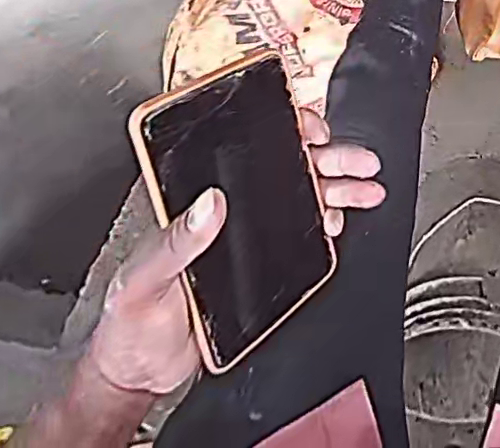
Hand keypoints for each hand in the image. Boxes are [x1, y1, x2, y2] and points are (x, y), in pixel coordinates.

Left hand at [84, 112, 385, 395]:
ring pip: (305, 196)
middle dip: (332, 158)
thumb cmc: (131, 316)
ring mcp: (252, 232)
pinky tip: (339, 220)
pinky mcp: (266, 261)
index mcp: (202, 196)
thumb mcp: (144, 276)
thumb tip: (211, 203)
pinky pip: (305, 233)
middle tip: (362, 162)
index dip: (288, 130)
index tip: (313, 131)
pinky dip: (329, 221)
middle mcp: (234, 206)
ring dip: (340, 188)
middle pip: (291, 168)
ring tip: (367, 189)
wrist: (142, 368)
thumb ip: (177, 241)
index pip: (251, 147)